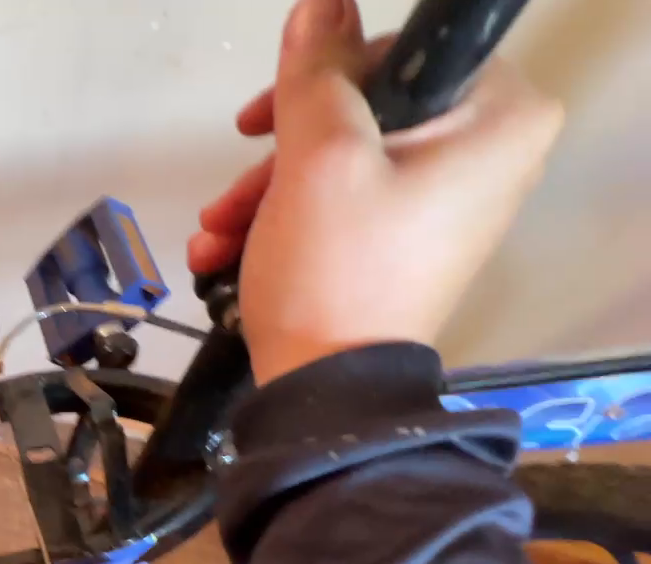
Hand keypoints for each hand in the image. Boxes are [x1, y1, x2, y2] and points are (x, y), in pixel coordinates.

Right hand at [187, 0, 562, 384]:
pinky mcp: (396, 249)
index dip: (318, 85)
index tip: (251, 125)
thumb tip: (318, 4)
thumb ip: (315, 80)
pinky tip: (226, 258)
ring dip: (256, 203)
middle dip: (270, 166)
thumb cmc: (333, 268)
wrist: (325, 383)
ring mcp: (439, 209)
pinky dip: (276, 229)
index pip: (402, 58)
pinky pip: (334, 214)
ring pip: (332, 173)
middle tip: (224, 203)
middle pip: (358, 123)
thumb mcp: (315, 163)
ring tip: (211, 242)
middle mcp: (482, 157)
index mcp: (496, 119)